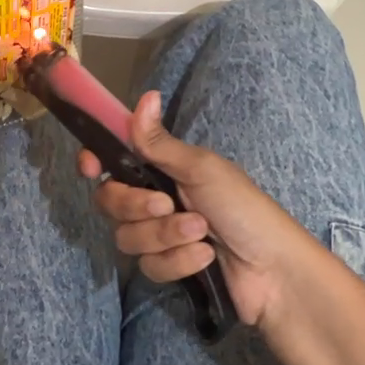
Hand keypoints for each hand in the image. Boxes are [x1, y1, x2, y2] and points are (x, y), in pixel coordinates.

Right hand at [79, 91, 318, 326]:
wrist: (273, 270)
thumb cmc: (243, 207)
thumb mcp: (201, 168)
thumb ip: (159, 142)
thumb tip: (145, 95)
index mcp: (161, 168)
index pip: (111, 160)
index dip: (92, 162)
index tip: (90, 168)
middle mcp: (154, 198)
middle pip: (110, 201)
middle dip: (136, 206)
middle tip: (167, 204)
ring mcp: (159, 235)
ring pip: (127, 237)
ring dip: (165, 235)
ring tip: (201, 232)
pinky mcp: (168, 267)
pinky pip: (149, 266)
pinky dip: (178, 261)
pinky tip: (205, 258)